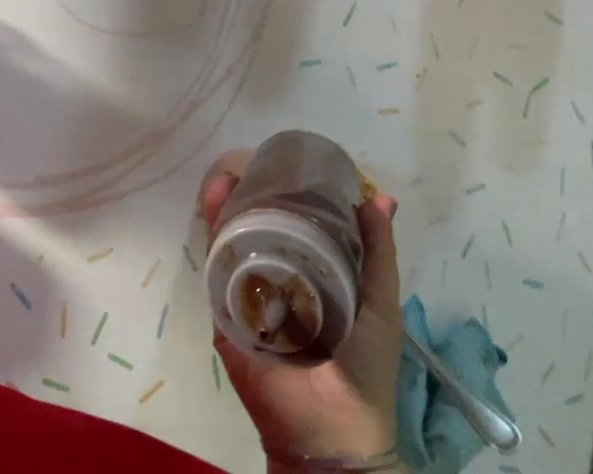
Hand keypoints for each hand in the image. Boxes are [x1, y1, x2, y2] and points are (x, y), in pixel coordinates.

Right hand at [199, 150, 402, 464]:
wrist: (331, 429)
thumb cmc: (364, 368)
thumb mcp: (380, 304)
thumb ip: (379, 255)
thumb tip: (379, 199)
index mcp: (312, 280)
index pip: (295, 231)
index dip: (288, 198)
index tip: (286, 165)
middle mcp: (276, 283)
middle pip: (257, 232)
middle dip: (250, 198)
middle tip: (250, 164)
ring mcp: (246, 296)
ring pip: (231, 244)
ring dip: (225, 208)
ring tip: (227, 176)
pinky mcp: (222, 310)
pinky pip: (214, 267)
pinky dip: (211, 231)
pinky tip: (213, 201)